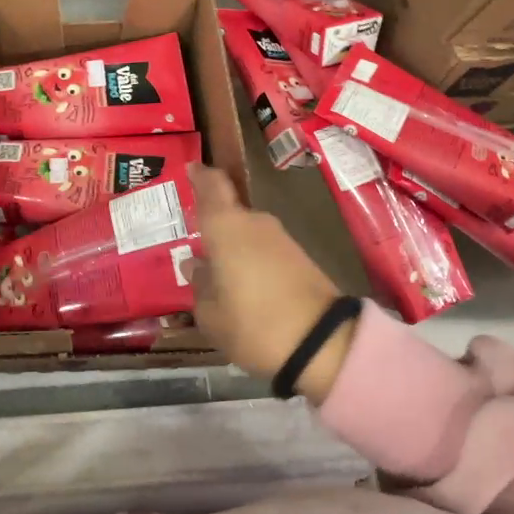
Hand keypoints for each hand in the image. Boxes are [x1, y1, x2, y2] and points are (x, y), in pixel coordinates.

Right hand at [187, 162, 353, 402]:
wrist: (323, 345)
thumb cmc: (253, 324)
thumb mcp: (211, 315)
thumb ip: (200, 285)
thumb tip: (196, 266)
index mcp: (226, 227)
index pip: (212, 185)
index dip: (200, 175)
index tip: (190, 169)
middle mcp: (254, 223)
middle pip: (230, 213)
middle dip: (214, 228)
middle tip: (197, 249)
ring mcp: (281, 240)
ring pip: (247, 234)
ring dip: (234, 249)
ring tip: (219, 276)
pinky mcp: (301, 259)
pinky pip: (264, 251)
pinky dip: (252, 262)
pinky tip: (245, 288)